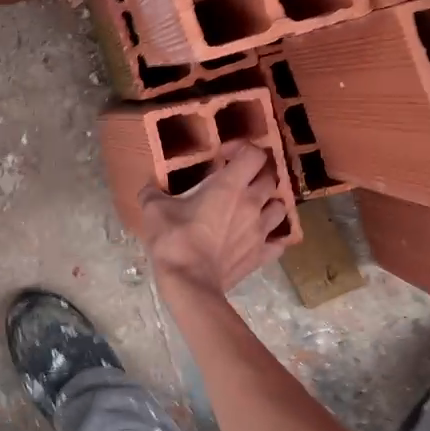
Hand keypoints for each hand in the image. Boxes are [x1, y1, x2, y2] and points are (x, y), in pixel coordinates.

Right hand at [137, 142, 296, 295]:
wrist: (190, 282)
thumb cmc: (174, 239)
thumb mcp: (154, 209)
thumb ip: (152, 192)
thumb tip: (149, 187)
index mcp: (230, 186)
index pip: (254, 154)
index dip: (242, 148)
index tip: (223, 155)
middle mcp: (252, 204)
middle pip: (271, 178)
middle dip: (256, 174)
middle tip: (237, 179)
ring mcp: (261, 231)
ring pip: (280, 208)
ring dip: (268, 203)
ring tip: (251, 207)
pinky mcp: (262, 255)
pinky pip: (279, 241)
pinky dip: (272, 236)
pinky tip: (258, 237)